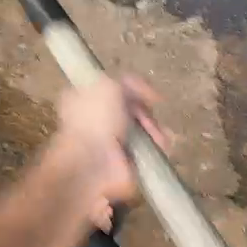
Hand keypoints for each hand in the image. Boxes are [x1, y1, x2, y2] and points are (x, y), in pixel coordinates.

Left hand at [49, 75, 161, 206]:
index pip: (112, 86)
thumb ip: (126, 82)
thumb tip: (142, 88)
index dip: (132, 87)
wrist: (93, 163)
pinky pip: (147, 147)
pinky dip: (158, 145)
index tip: (149, 93)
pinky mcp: (126, 159)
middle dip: (145, 111)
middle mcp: (96, 116)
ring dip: (154, 129)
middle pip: (131, 107)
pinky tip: (162, 145)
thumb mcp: (108, 86)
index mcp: (84, 95)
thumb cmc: (95, 119)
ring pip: (141, 127)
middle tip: (148, 117)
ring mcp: (111, 139)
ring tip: (159, 135)